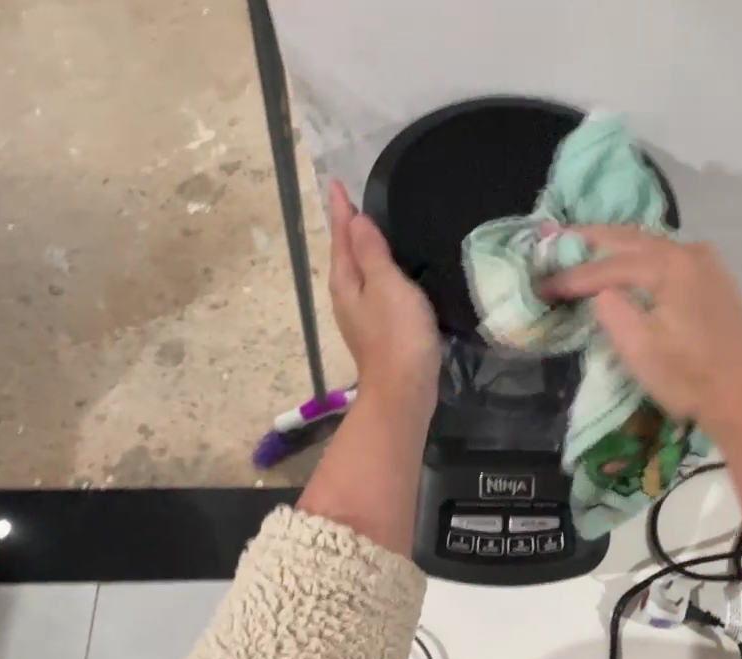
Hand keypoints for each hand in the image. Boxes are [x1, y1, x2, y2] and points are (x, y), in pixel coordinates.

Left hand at [327, 179, 439, 410]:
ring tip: (375, 233)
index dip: (342, 210)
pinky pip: (376, 293)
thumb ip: (372, 253)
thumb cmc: (397, 336)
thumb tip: (355, 220)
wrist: (404, 391)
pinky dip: (381, 276)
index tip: (337, 184)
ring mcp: (362, 319)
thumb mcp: (387, 286)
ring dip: (365, 254)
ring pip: (360, 275)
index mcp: (346, 281)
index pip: (342, 236)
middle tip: (356, 203)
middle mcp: (347, 298)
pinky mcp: (381, 334)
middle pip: (346, 255)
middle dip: (350, 230)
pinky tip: (394, 277)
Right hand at [539, 226, 741, 427]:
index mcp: (669, 265)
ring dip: (616, 245)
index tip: (542, 286)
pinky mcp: (714, 282)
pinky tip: (628, 261)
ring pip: (650, 245)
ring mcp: (707, 265)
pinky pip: (668, 257)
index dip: (572, 276)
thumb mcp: (638, 348)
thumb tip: (601, 292)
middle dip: (590, 240)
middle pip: (630, 239)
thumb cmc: (688, 377)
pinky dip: (640, 256)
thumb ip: (611, 310)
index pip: (608, 265)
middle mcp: (689, 252)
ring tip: (583, 244)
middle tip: (554, 238)